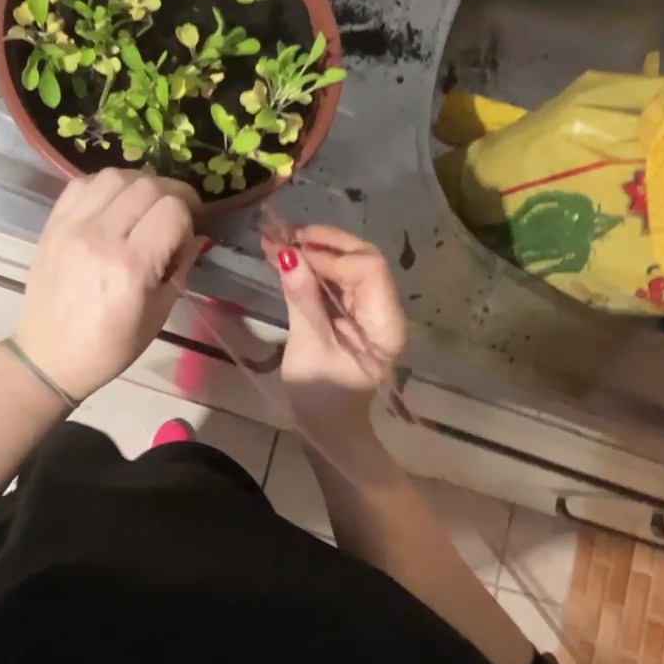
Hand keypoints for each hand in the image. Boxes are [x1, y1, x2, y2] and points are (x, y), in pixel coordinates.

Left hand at [13, 170, 203, 400]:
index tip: (188, 234)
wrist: (50, 355)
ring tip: (144, 206)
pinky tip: (113, 205)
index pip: (173, 211)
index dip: (190, 217)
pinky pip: (83, 183)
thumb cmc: (110, 346)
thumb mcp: (159, 314)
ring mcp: (72, 227)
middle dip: (172, 195)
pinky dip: (105, 186)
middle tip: (175, 214)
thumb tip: (196, 236)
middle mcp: (101, 238)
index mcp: (131, 268)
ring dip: (139, 185)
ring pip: (116, 176)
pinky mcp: (53, 224)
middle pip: (149, 186)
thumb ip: (180, 268)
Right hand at [270, 225, 405, 433]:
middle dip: (324, 243)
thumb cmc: (322, 397)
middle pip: (362, 259)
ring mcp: (368, 309)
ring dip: (314, 250)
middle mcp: (384, 309)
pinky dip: (311, 266)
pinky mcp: (351, 312)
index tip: (293, 253)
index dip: (331, 256)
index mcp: (386, 324)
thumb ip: (302, 299)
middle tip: (284, 234)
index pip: (368, 270)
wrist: (327, 429)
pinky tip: (283, 256)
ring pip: (347, 265)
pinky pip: (335, 280)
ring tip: (277, 239)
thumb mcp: (309, 348)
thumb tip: (288, 254)